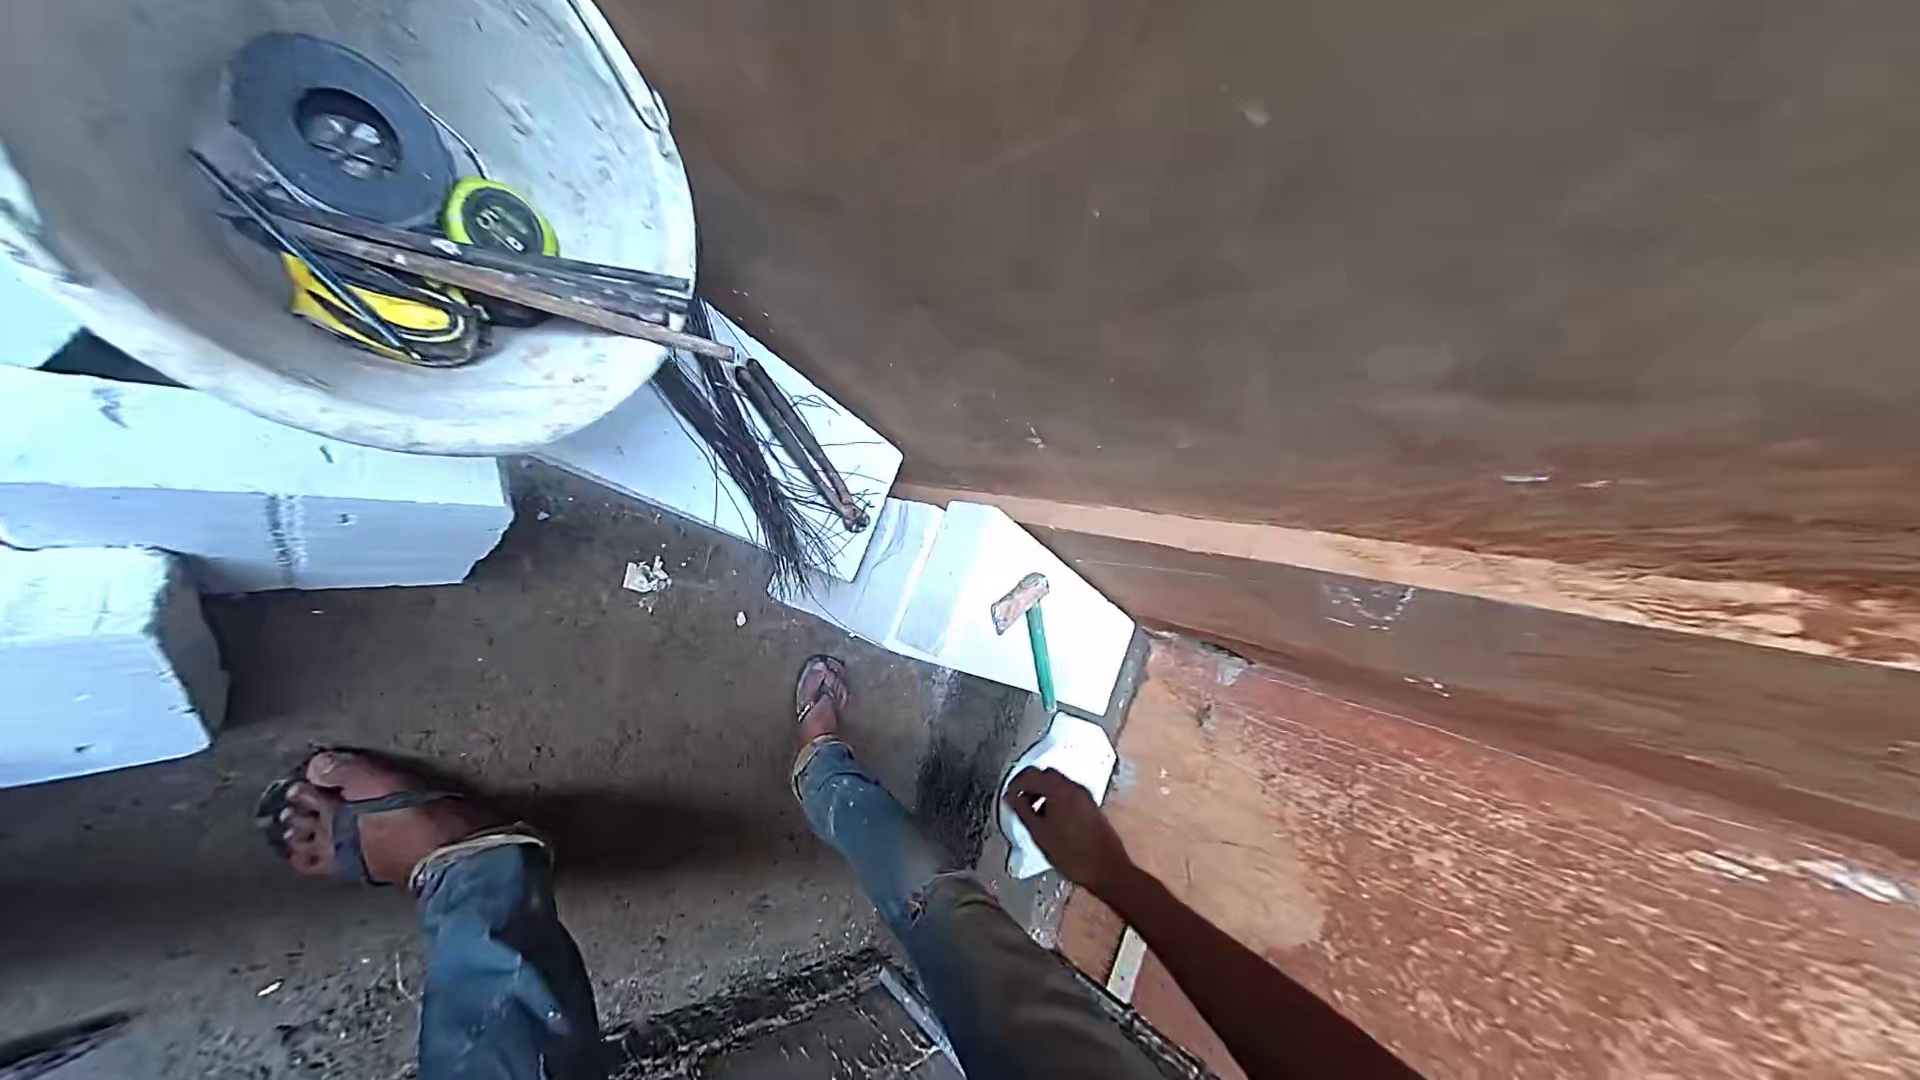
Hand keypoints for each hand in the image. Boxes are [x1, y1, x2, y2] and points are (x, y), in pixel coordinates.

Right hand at [1005, 767, 1136, 895]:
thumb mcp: (1040, 833)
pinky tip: (1050, 818)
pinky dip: (1055, 797)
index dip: (1015, 783)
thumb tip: (1012, 797)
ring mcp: (1084, 794)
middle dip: (1030, 784)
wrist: (1107, 869)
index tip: (1008, 796)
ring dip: (1042, 791)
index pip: (1031, 774)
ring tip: (1033, 812)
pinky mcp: (1090, 805)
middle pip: (1046, 774)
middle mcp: (1073, 786)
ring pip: (1057, 783)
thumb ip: (1023, 811)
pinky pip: (1068, 792)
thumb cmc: (1071, 853)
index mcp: (1059, 789)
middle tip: (1019, 801)